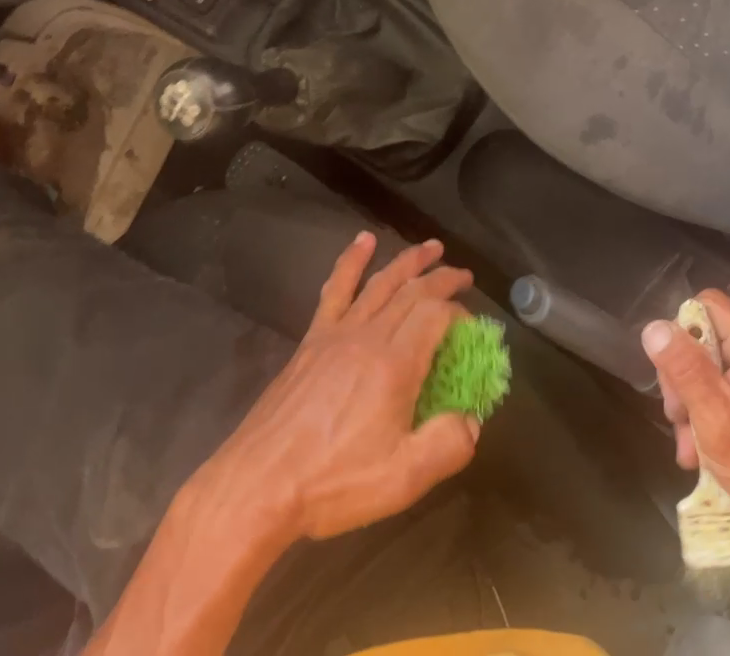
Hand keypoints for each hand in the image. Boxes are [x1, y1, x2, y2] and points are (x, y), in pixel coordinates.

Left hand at [181, 233, 481, 543]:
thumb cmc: (334, 482)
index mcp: (394, 364)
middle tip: (465, 275)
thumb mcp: (405, 477)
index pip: (436, 315)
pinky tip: (362, 242)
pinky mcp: (310, 344)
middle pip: (411, 292)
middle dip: (442, 278)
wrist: (257, 486)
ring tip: (430, 247)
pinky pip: (335, 291)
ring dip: (407, 262)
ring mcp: (334, 336)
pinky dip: (351, 262)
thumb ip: (450, 444)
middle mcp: (366, 337)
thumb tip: (471, 420)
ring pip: (378, 284)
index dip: (459, 313)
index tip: (471, 329)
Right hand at [641, 289, 729, 531]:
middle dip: (685, 375)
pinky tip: (704, 443)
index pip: (707, 305)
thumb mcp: (716, 421)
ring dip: (695, 398)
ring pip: (714, 359)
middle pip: (708, 334)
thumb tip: (654, 326)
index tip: (675, 378)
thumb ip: (686, 370)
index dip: (681, 334)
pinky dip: (714, 405)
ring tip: (690, 442)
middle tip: (679, 419)